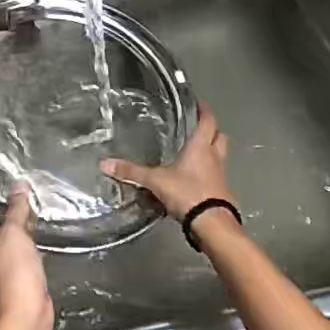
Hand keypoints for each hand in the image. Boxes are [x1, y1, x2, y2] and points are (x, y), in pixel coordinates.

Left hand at [0, 182, 52, 329]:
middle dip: (19, 220)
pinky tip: (45, 244)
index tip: (21, 195)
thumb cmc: (15, 268)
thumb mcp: (15, 231)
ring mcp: (5, 267)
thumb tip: (19, 183)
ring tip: (42, 220)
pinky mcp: (22, 277)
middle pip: (5, 229)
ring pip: (17, 243)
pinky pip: (28, 255)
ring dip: (28, 235)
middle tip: (34, 205)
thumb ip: (17, 208)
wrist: (29, 307)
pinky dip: (35, 249)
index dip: (5, 206)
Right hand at [101, 102, 234, 219]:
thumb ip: (132, 172)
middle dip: (212, 131)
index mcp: (201, 147)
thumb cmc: (187, 193)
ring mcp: (221, 176)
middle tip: (200, 129)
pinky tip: (197, 181)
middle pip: (220, 137)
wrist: (212, 224)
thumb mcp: (155, 181)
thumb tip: (105, 163)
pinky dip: (210, 175)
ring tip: (197, 154)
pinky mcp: (223, 193)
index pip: (208, 121)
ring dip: (213, 153)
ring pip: (221, 157)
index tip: (201, 104)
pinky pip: (218, 177)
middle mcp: (215, 157)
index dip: (205, 111)